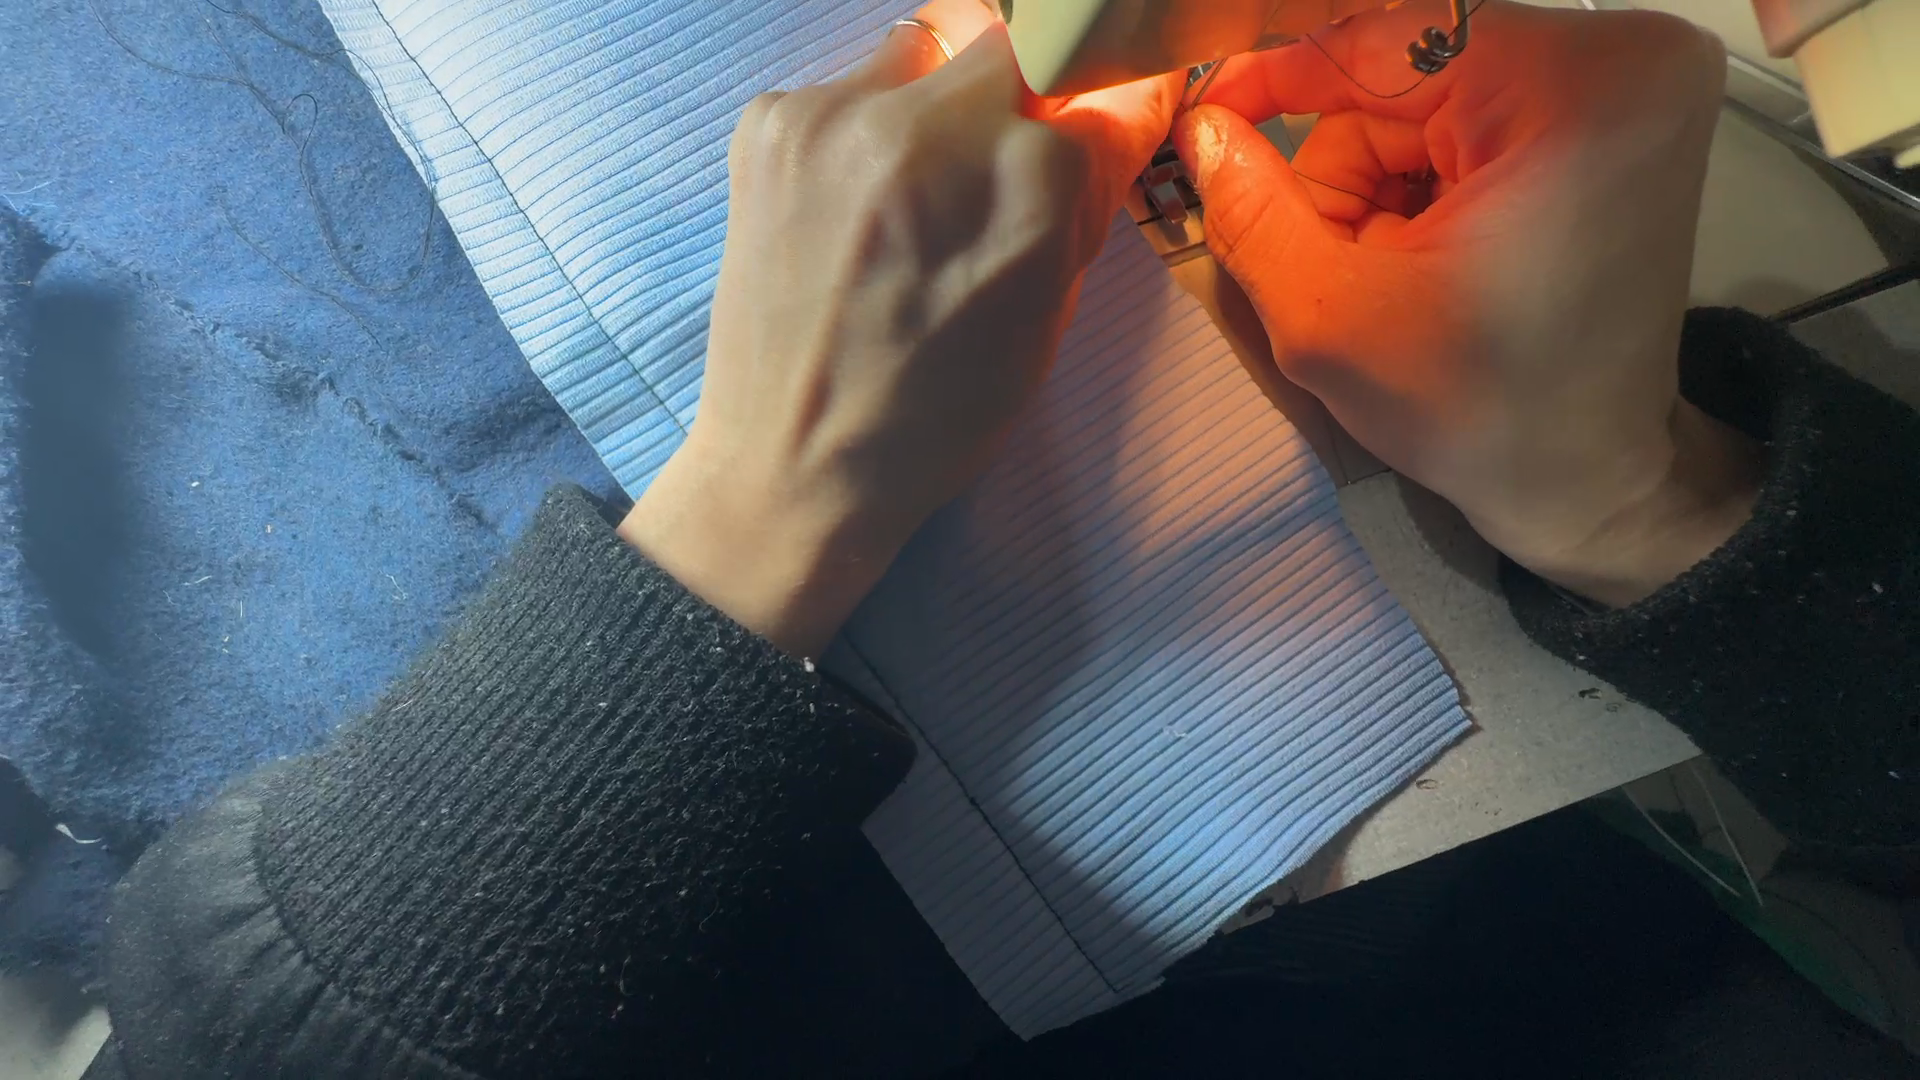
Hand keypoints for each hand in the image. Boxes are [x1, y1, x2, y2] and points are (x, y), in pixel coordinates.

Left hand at [621, 0, 1179, 655]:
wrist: (796, 465)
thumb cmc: (933, 423)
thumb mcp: (1042, 332)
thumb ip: (1075, 216)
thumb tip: (1095, 131)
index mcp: (1030, 188)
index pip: (1108, 90)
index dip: (1109, 111)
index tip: (1094, 128)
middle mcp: (936, 126)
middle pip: (1013, 52)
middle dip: (1016, 113)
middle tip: (984, 185)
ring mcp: (839, 114)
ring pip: (925, 55)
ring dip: (934, 112)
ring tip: (905, 202)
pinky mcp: (768, 123)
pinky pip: (848, 90)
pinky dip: (863, 135)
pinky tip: (848, 213)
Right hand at [1177, 0, 1760, 605]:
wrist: (1573, 474)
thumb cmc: (1467, 409)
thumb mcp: (1326, 315)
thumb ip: (1250, 212)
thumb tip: (1200, 132)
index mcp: (1569, 90)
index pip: (1386, 33)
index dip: (1277, 72)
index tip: (1205, 114)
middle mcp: (1616, 63)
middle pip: (1402, 79)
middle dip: (1336, 176)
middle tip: (1324, 266)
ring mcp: (1616, 96)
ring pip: (1419, 113)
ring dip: (1366, 198)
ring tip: (1377, 284)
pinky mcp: (1598, 135)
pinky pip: (1455, 137)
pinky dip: (1405, 201)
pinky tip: (1409, 269)